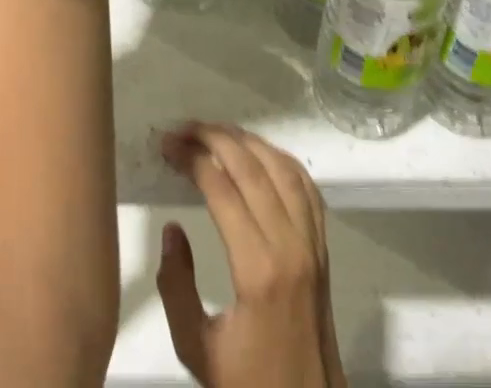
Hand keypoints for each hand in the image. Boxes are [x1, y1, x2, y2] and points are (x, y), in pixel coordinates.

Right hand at [157, 123, 344, 387]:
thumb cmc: (248, 380)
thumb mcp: (195, 346)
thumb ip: (176, 285)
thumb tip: (172, 228)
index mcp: (258, 269)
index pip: (223, 190)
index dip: (192, 159)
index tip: (166, 145)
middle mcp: (291, 245)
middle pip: (254, 169)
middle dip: (215, 139)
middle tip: (182, 128)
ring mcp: (313, 242)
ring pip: (284, 170)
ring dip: (249, 142)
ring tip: (214, 130)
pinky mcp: (323, 247)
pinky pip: (307, 188)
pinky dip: (282, 161)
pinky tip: (260, 153)